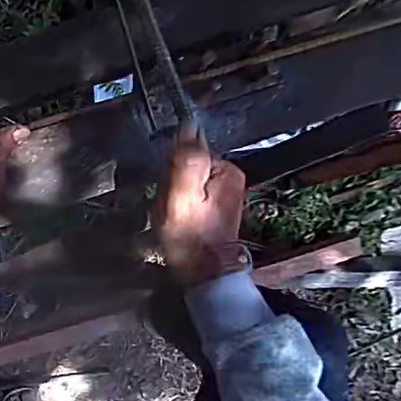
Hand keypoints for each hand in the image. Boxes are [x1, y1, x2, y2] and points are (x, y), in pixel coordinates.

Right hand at [155, 130, 248, 286]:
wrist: (203, 274)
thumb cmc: (190, 237)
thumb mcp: (181, 194)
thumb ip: (186, 160)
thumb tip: (188, 126)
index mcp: (227, 170)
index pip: (189, 150)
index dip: (171, 167)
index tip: (170, 189)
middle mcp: (230, 179)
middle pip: (188, 165)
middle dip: (172, 182)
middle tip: (171, 205)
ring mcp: (223, 195)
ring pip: (186, 181)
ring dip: (173, 195)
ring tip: (173, 214)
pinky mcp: (215, 209)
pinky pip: (189, 196)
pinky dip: (179, 206)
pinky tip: (178, 221)